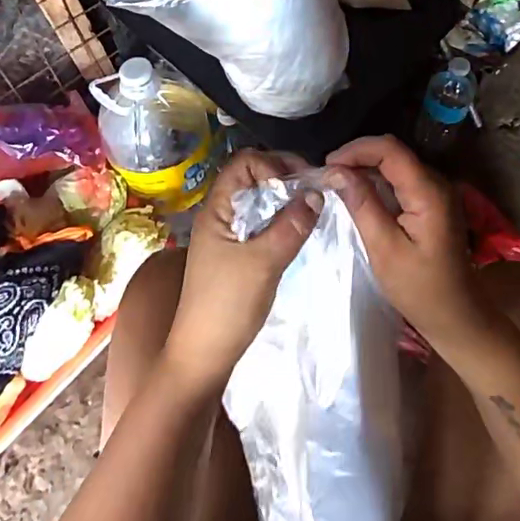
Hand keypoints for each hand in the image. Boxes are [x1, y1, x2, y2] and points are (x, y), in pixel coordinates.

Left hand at [164, 150, 319, 385]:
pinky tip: (299, 232)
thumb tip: (316, 194)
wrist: (203, 357)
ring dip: (286, 200)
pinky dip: (282, 219)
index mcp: (217, 210)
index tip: (302, 183)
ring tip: (312, 210)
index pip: (245, 162)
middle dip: (285, 177)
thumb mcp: (263, 263)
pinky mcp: (237, 254)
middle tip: (315, 193)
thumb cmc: (228, 306)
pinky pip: (262, 222)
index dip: (274, 163)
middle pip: (253, 177)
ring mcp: (227, 235)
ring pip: (260, 201)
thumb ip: (290, 226)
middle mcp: (220, 216)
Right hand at [325, 136, 490, 348]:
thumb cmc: (420, 289)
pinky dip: (378, 182)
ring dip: (366, 168)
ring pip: (396, 164)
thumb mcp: (385, 250)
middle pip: (394, 153)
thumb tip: (337, 171)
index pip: (390, 150)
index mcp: (428, 192)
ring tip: (337, 185)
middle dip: (358, 157)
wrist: (456, 315)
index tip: (327, 166)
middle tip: (327, 176)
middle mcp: (437, 183)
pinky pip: (402, 180)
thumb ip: (363, 205)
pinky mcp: (432, 203)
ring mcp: (437, 192)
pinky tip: (359, 195)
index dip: (356, 149)